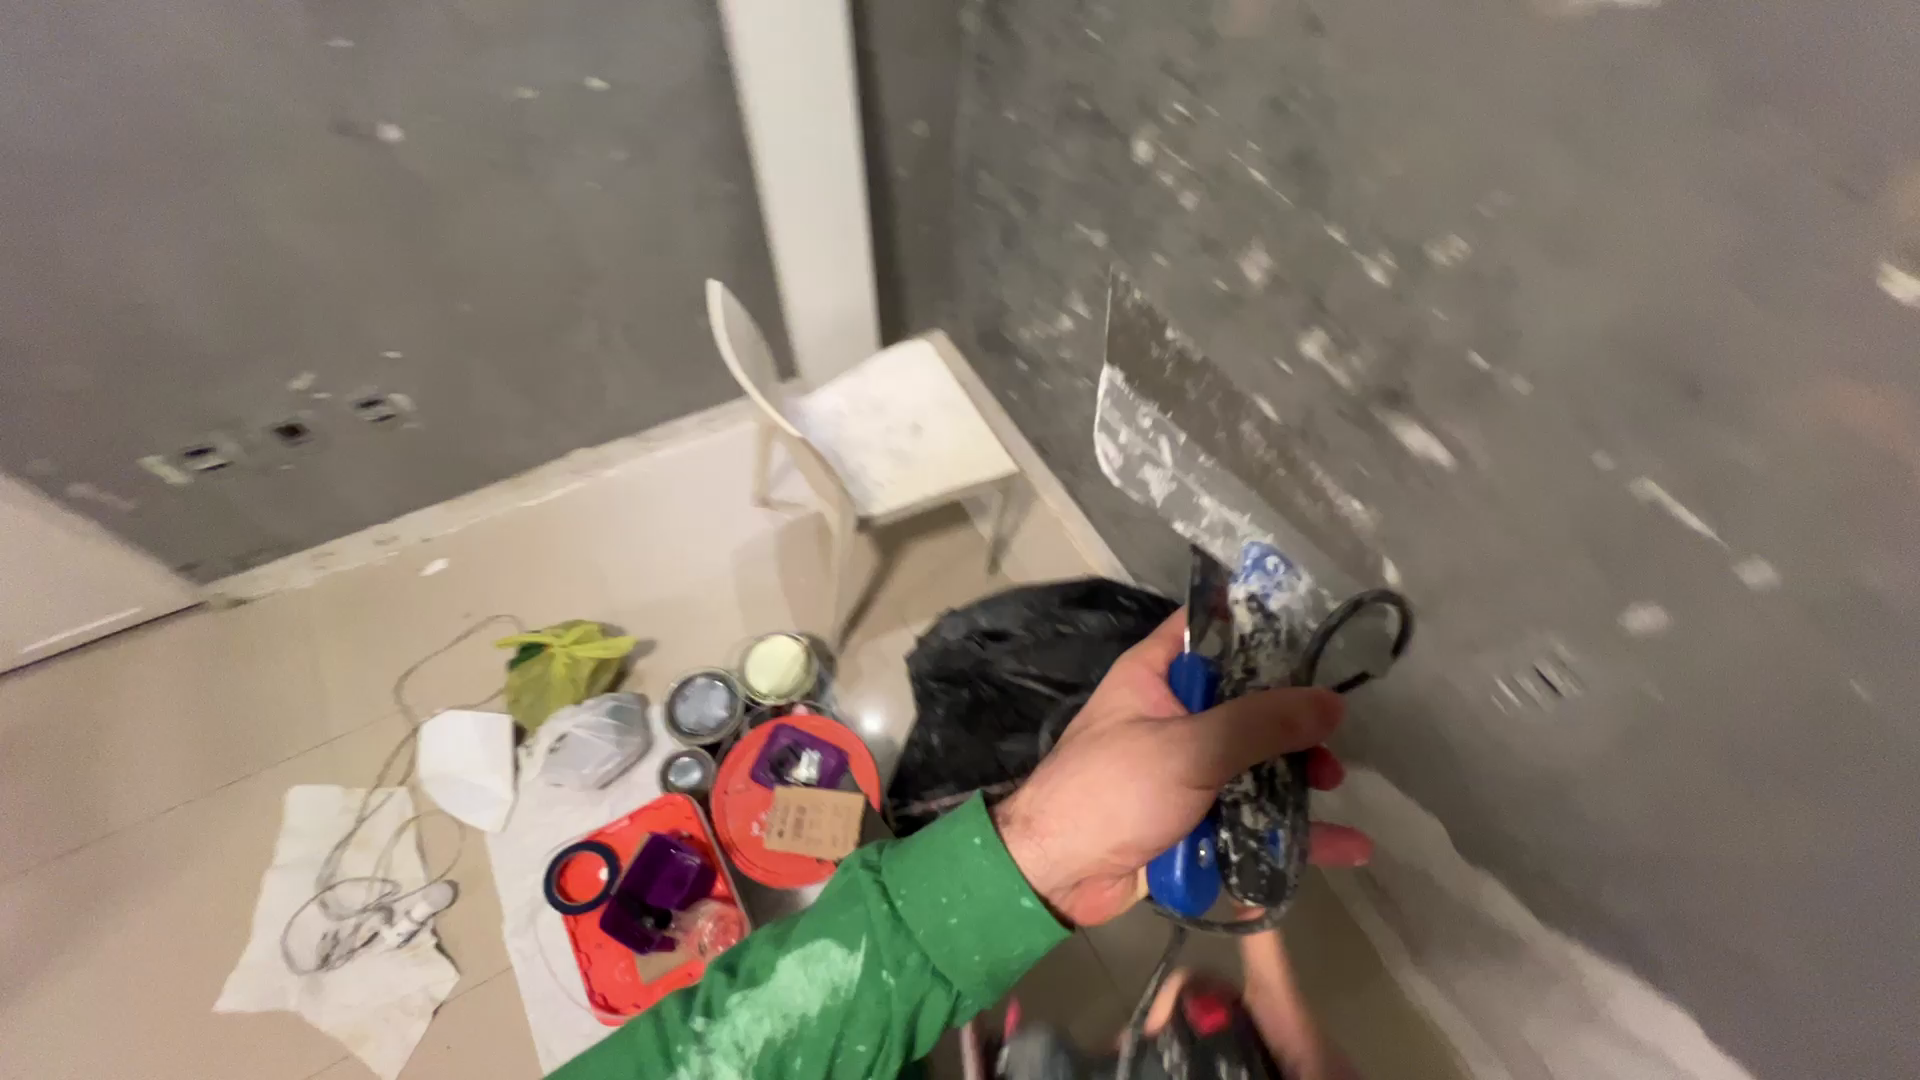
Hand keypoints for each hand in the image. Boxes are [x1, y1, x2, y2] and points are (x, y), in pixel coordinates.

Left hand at [992, 609, 1371, 925]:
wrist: (1056, 873)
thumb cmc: (1112, 791)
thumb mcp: (1189, 748)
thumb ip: (1259, 723)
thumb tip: (1331, 702)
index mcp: (1153, 674)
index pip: (1205, 628)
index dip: (1253, 626)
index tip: (1311, 636)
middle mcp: (1169, 713)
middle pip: (1242, 700)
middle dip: (1289, 718)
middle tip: (1326, 737)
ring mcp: (1181, 766)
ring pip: (1251, 759)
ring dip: (1294, 773)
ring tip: (1331, 785)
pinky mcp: (1192, 816)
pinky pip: (1248, 813)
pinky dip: (1288, 829)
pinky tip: (1344, 845)